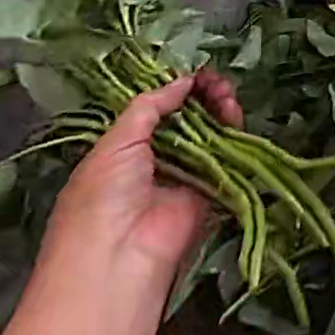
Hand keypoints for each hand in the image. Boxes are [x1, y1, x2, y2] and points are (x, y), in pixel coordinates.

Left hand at [46, 69, 243, 270]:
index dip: (176, 88)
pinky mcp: (209, 192)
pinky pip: (224, 157)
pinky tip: (232, 112)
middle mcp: (156, 159)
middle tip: (213, 80)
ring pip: (209, 133)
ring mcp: (184, 176)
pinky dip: (232, 132)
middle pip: (187, 118)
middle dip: (201, 94)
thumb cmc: (102, 197)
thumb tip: (184, 80)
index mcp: (125, 148)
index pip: (158, 108)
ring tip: (225, 93)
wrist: (117, 262)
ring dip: (218, 107)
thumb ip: (150, 106)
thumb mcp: (116, 142)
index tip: (194, 72)